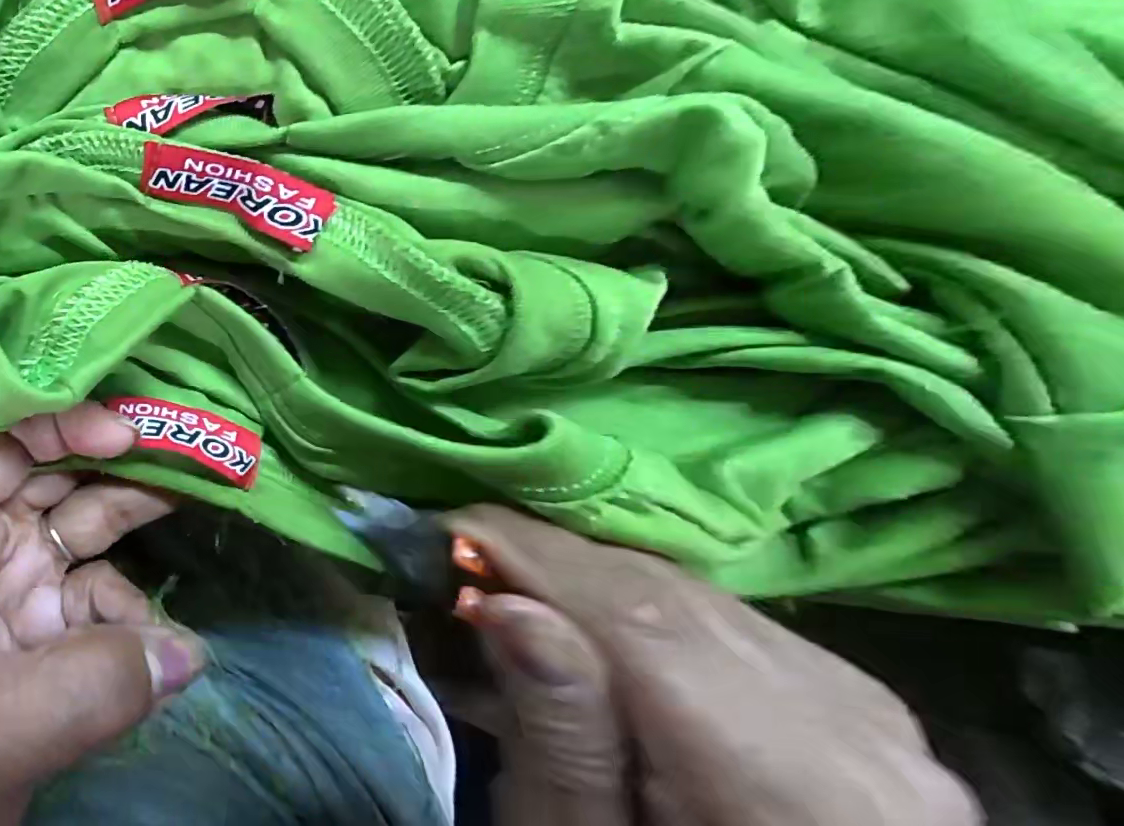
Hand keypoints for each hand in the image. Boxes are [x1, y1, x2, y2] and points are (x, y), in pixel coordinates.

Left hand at [0, 404, 203, 825]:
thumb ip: (83, 684)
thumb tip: (187, 650)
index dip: (60, 430)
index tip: (126, 435)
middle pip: (53, 478)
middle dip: (113, 461)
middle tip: (179, 448)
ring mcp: (18, 585)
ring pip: (85, 525)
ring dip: (136, 513)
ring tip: (193, 496)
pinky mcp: (51, 634)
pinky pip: (104, 600)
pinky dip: (137, 617)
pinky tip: (164, 648)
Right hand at [441, 505, 980, 825]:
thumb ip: (558, 740)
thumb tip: (506, 605)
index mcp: (799, 795)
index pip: (645, 623)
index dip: (538, 558)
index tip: (449, 528)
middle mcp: (864, 744)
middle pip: (672, 601)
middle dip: (554, 563)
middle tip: (465, 555)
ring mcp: (875, 721)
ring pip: (698, 598)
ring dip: (593, 580)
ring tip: (516, 586)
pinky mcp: (859, 709)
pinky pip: (726, 620)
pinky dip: (644, 606)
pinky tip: (594, 624)